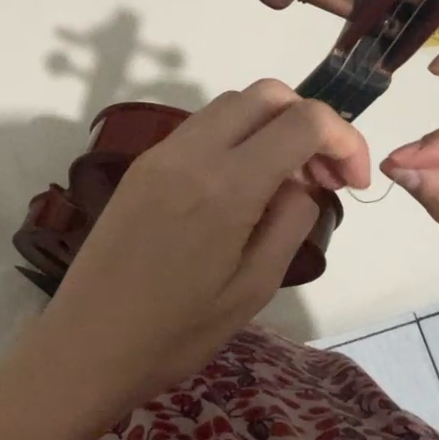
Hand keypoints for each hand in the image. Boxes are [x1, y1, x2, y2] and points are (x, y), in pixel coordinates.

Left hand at [36, 81, 369, 406]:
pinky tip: (239, 188)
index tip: (351, 184)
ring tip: (283, 185)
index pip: (302, 119)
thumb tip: (302, 181)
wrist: (86, 344)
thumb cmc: (176, 332)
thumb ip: (290, 220)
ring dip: (267, 128)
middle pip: (264, 95)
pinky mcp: (137, 169)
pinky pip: (196, 131)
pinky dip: (231, 140)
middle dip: (307, 122)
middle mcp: (189, 153)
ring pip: (227, 107)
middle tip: (320, 179)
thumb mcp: (254, 287)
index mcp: (226, 183)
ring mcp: (157, 156)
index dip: (344, 139)